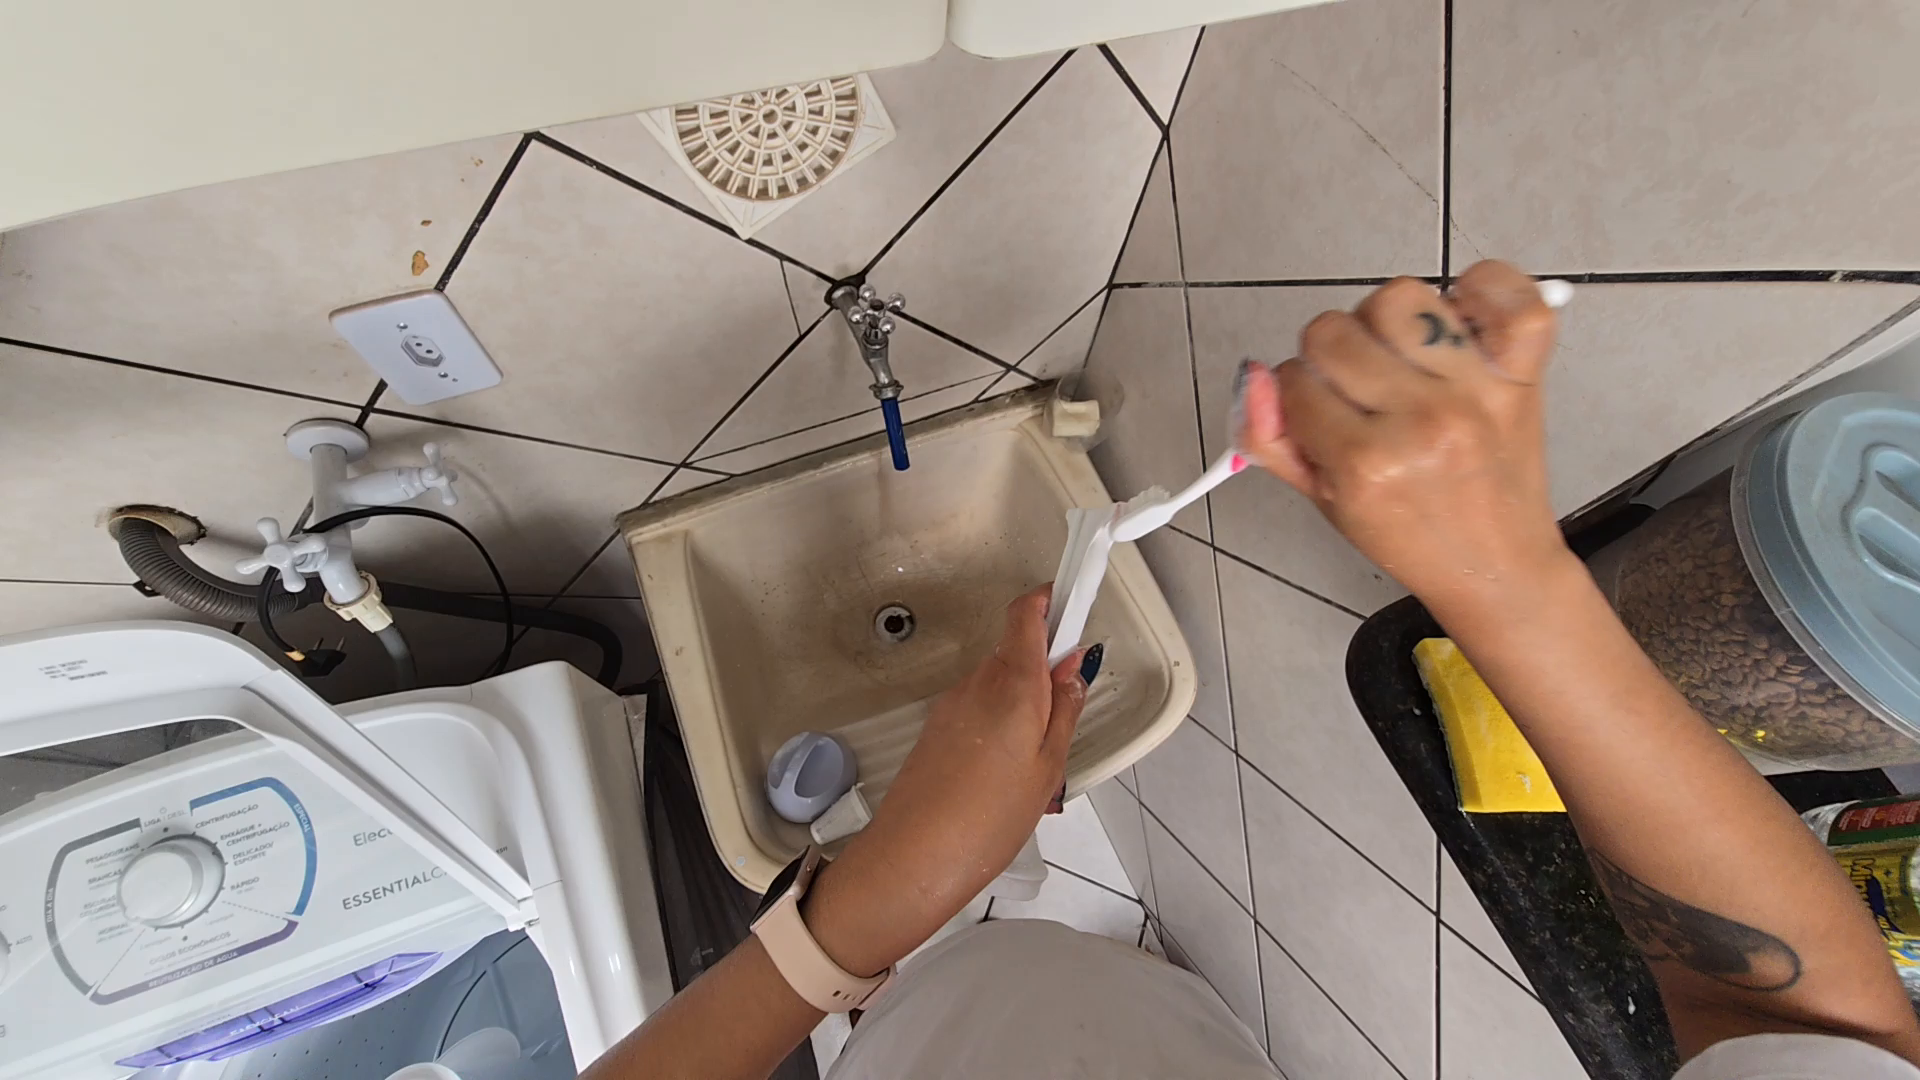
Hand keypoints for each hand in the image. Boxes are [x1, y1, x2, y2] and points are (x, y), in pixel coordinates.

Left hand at [802, 585, 1086, 975]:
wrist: (913, 857)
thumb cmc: (992, 816)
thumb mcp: (1048, 768)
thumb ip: (1064, 711)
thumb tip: (1072, 669)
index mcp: (1013, 683)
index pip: (1025, 613)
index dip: (1050, 599)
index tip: (1071, 608)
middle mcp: (978, 680)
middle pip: (1015, 651)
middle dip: (1043, 672)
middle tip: (1062, 721)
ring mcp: (952, 701)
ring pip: (997, 682)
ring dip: (1020, 702)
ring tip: (1030, 763)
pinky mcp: (936, 724)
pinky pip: (977, 705)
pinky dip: (997, 720)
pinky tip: (999, 771)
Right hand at [1237, 260, 1575, 618]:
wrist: (1491, 562)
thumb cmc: (1404, 534)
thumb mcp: (1319, 498)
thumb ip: (1271, 439)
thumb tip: (1254, 377)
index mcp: (1364, 462)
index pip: (1292, 381)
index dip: (1292, 393)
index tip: (1313, 414)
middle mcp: (1420, 419)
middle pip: (1332, 331)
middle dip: (1324, 356)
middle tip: (1348, 386)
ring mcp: (1476, 389)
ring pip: (1398, 298)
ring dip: (1382, 322)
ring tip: (1393, 357)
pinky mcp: (1523, 370)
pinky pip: (1504, 289)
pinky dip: (1476, 291)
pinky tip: (1453, 325)